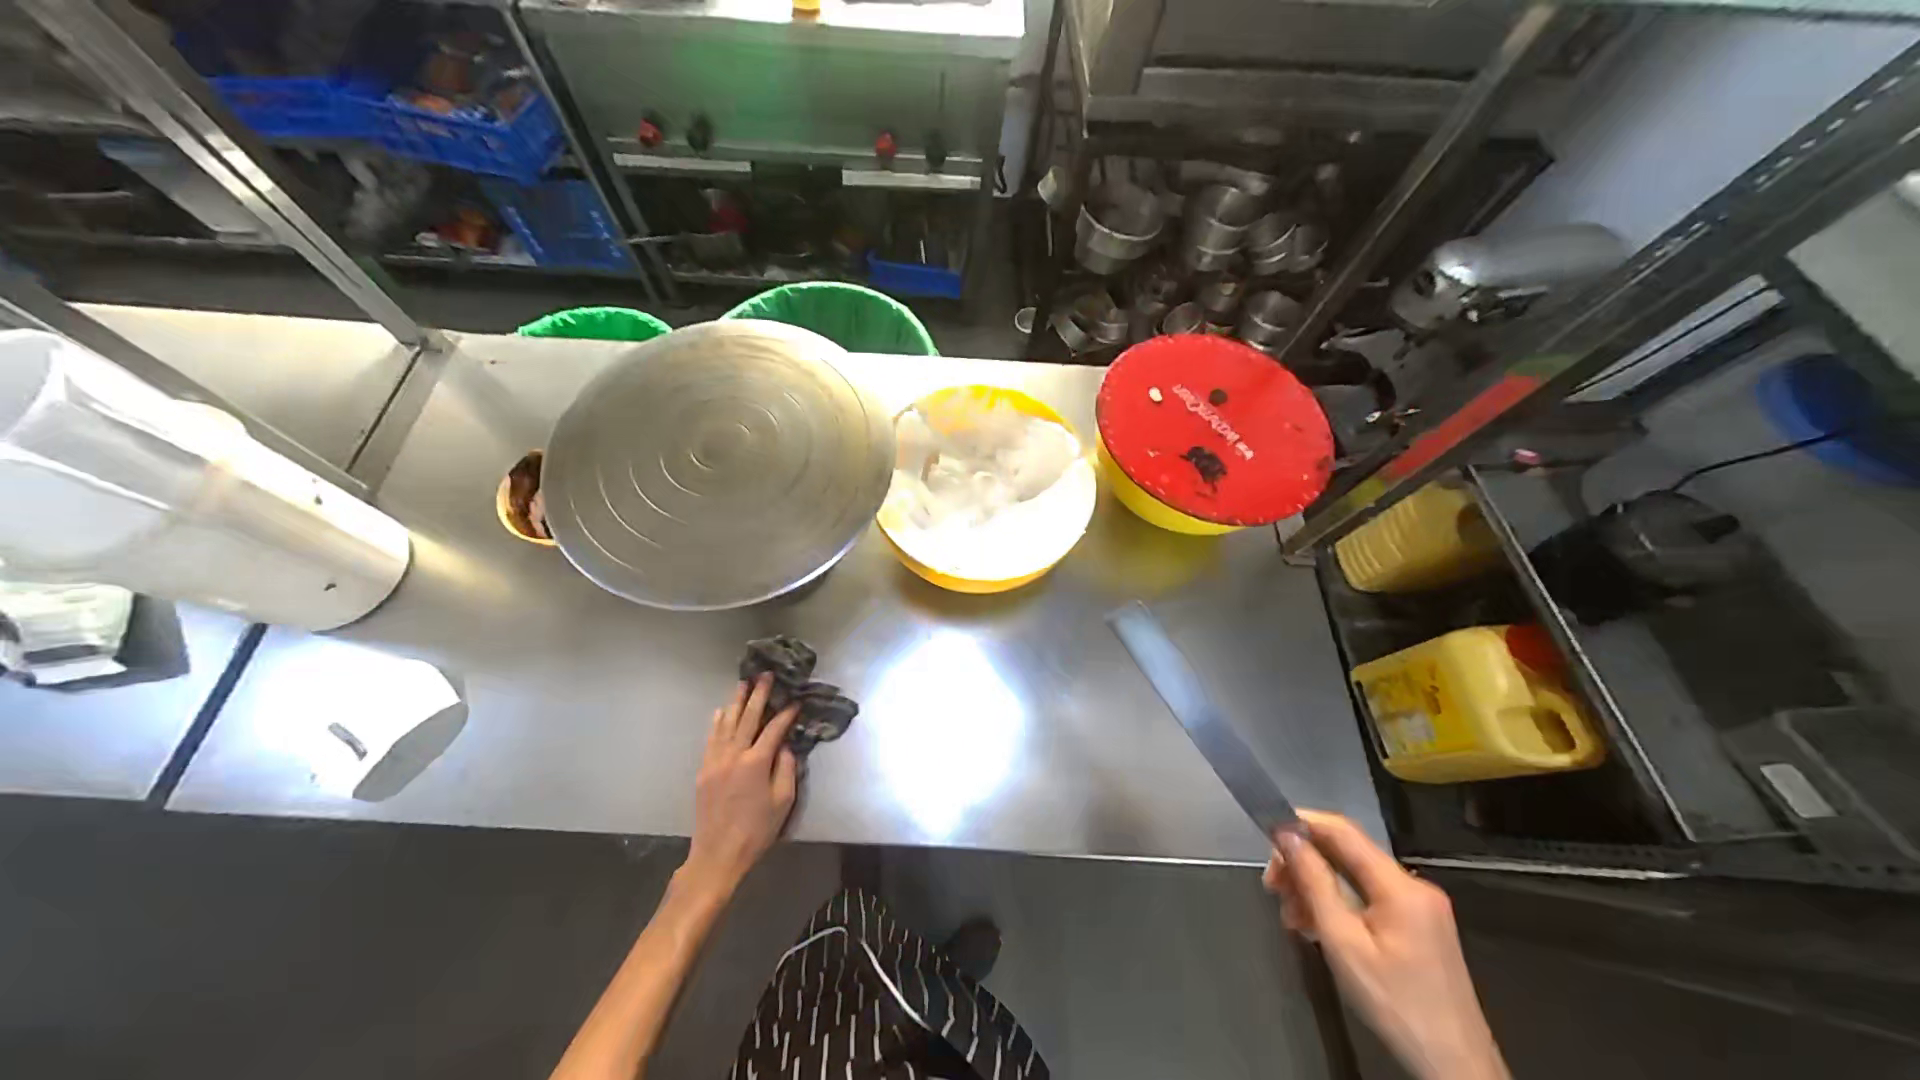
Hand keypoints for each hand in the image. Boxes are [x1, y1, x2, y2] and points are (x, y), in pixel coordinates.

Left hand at [683, 675, 799, 895]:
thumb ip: (787, 769)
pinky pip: (711, 739)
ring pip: (726, 724)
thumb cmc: (757, 831)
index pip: (774, 729)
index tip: (795, 701)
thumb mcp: (783, 801)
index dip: (786, 713)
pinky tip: (720, 711)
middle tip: (765, 675)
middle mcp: (734, 755)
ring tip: (743, 684)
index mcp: (756, 762)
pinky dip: (717, 723)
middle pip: (747, 718)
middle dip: (758, 695)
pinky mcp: (704, 771)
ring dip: (736, 702)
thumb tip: (786, 746)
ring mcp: (715, 761)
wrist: (718, 854)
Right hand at [1264, 811, 1507, 1079]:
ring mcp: (1420, 908)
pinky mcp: (1419, 927)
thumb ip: (1314, 882)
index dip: (1302, 822)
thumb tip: (1286, 836)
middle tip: (1272, 888)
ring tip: (1291, 917)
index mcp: (1400, 886)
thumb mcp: (1342, 942)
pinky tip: (1316, 926)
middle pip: (1346, 854)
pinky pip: (1368, 899)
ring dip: (1316, 888)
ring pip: (1354, 878)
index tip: (1266, 834)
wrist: (1455, 1066)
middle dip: (1304, 864)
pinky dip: (1338, 905)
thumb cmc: (1394, 1003)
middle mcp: (1413, 887)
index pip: (1343, 831)